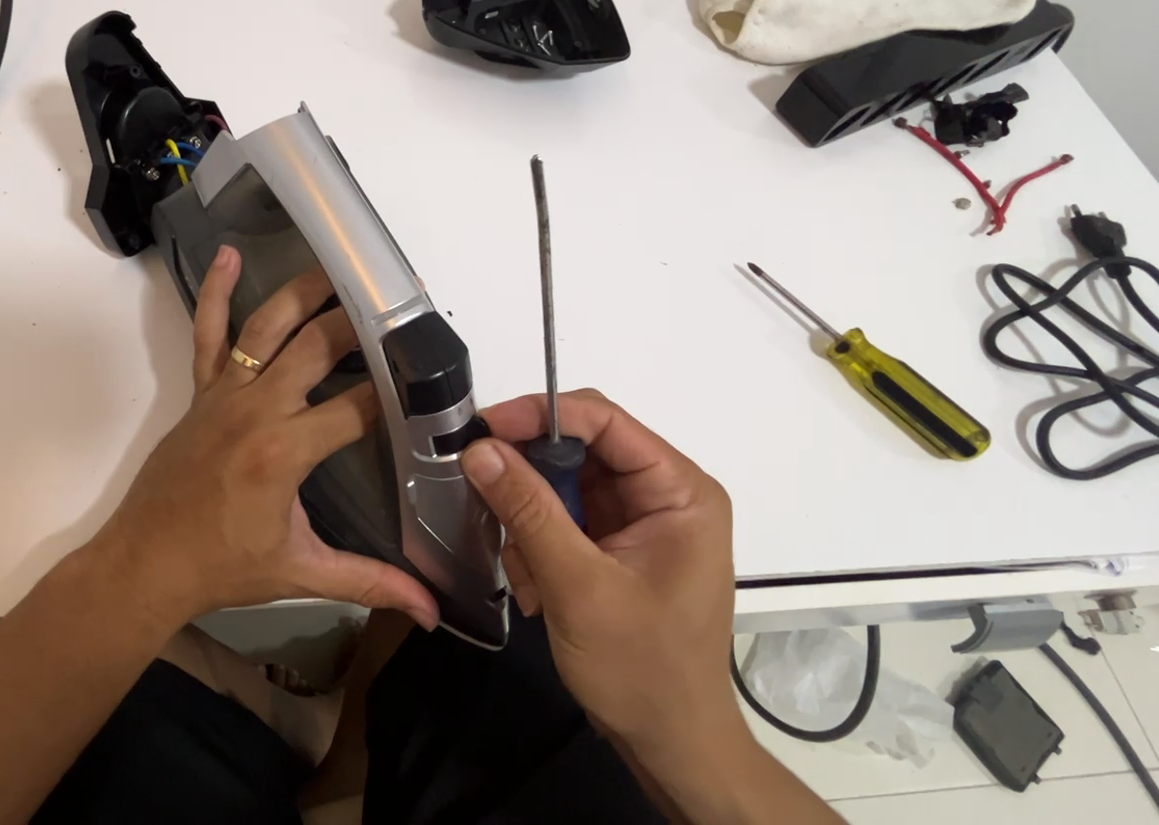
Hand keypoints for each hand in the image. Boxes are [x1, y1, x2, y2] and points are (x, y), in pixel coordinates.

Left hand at [93, 246, 440, 631]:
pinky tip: (230, 255)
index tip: (425, 370)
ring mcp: (224, 393)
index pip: (357, 406)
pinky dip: (214, 292)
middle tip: (399, 300)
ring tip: (339, 266)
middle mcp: (257, 409)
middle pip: (318, 347)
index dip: (395, 388)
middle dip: (361, 322)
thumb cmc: (223, 569)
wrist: (144, 565)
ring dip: (304, 291)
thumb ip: (370, 582)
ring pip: (267, 326)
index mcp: (286, 452)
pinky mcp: (201, 391)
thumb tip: (432, 610)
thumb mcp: (302, 573)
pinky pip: (205, 332)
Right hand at [462, 390, 739, 746]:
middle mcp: (663, 494)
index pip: (604, 421)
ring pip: (563, 485)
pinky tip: (540, 590)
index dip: (540, 414)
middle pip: (580, 450)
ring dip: (532, 523)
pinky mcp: (618, 545)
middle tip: (485, 500)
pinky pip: (563, 518)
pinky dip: (539, 545)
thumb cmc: (641, 668)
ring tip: (529, 575)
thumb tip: (479, 449)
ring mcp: (639, 520)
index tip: (483, 429)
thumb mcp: (579, 585)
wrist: (671, 745)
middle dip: (531, 481)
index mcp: (679, 490)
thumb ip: (528, 510)